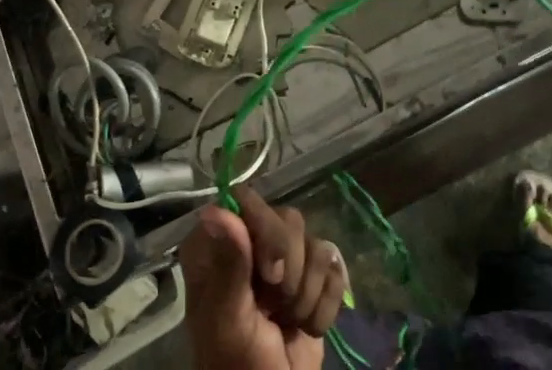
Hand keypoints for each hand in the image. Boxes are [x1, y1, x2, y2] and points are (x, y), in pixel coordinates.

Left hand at [179, 186, 347, 369]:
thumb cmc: (236, 363)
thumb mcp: (226, 319)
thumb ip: (228, 266)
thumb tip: (216, 210)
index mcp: (216, 243)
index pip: (247, 199)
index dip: (267, 231)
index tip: (270, 273)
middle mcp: (249, 241)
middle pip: (289, 219)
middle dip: (291, 272)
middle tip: (276, 307)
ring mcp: (283, 259)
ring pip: (316, 244)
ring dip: (307, 294)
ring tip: (288, 320)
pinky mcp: (313, 278)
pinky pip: (335, 269)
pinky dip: (325, 305)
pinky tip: (307, 327)